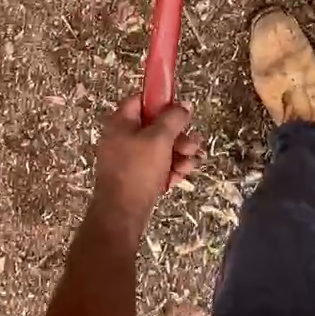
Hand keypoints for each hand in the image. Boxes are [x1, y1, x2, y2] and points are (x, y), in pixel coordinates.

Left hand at [89, 96, 201, 239]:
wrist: (121, 215)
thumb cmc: (137, 171)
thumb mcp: (159, 139)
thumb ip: (173, 118)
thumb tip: (184, 104)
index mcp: (121, 122)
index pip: (141, 100)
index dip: (162, 101)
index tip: (181, 110)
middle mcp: (123, 138)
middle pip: (156, 126)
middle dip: (179, 135)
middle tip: (193, 144)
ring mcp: (128, 159)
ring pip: (161, 148)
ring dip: (179, 153)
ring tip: (191, 163)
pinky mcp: (136, 177)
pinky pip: (157, 166)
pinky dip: (171, 169)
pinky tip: (181, 176)